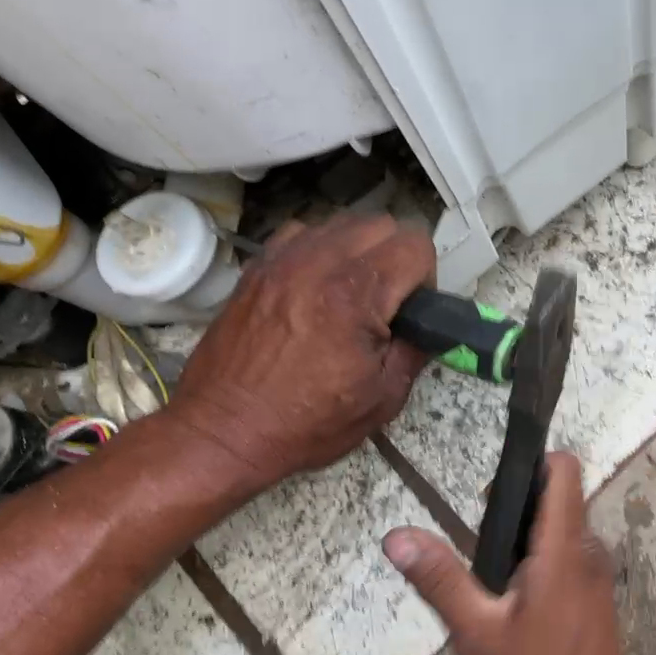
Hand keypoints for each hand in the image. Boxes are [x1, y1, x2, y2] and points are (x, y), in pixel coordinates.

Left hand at [168, 214, 433, 489]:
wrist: (223, 431)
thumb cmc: (305, 423)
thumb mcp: (382, 399)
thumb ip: (417, 351)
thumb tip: (432, 328)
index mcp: (356, 292)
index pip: (415, 245)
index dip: (424, 279)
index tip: (410, 311)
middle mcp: (320, 262)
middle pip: (382, 224)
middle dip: (396, 258)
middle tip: (386, 304)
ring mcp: (283, 259)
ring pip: (342, 223)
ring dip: (358, 250)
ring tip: (350, 295)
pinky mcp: (258, 267)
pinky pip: (302, 234)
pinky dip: (319, 251)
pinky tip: (315, 288)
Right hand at [382, 453, 636, 654]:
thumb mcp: (476, 635)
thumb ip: (440, 579)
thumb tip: (397, 535)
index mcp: (565, 549)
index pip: (564, 471)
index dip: (532, 461)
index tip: (491, 488)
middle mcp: (589, 554)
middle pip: (556, 501)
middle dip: (513, 511)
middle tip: (475, 553)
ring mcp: (597, 581)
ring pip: (559, 534)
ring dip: (522, 543)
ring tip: (486, 586)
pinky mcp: (595, 604)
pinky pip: (567, 562)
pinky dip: (538, 566)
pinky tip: (510, 609)